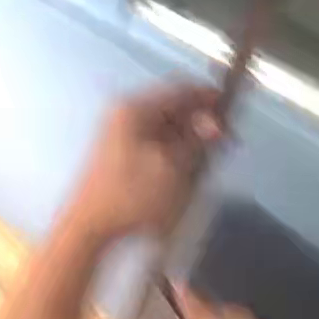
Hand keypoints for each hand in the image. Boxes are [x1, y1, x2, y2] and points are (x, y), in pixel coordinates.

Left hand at [62, 83, 220, 244]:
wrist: (87, 228)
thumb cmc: (131, 196)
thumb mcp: (172, 169)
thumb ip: (196, 142)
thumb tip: (214, 124)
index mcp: (135, 108)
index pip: (179, 89)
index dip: (208, 97)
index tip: (232, 111)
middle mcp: (125, 112)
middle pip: (172, 106)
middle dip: (200, 120)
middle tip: (226, 139)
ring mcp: (120, 131)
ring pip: (165, 124)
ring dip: (188, 136)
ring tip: (209, 156)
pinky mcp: (120, 151)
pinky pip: (154, 140)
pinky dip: (173, 148)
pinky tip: (187, 165)